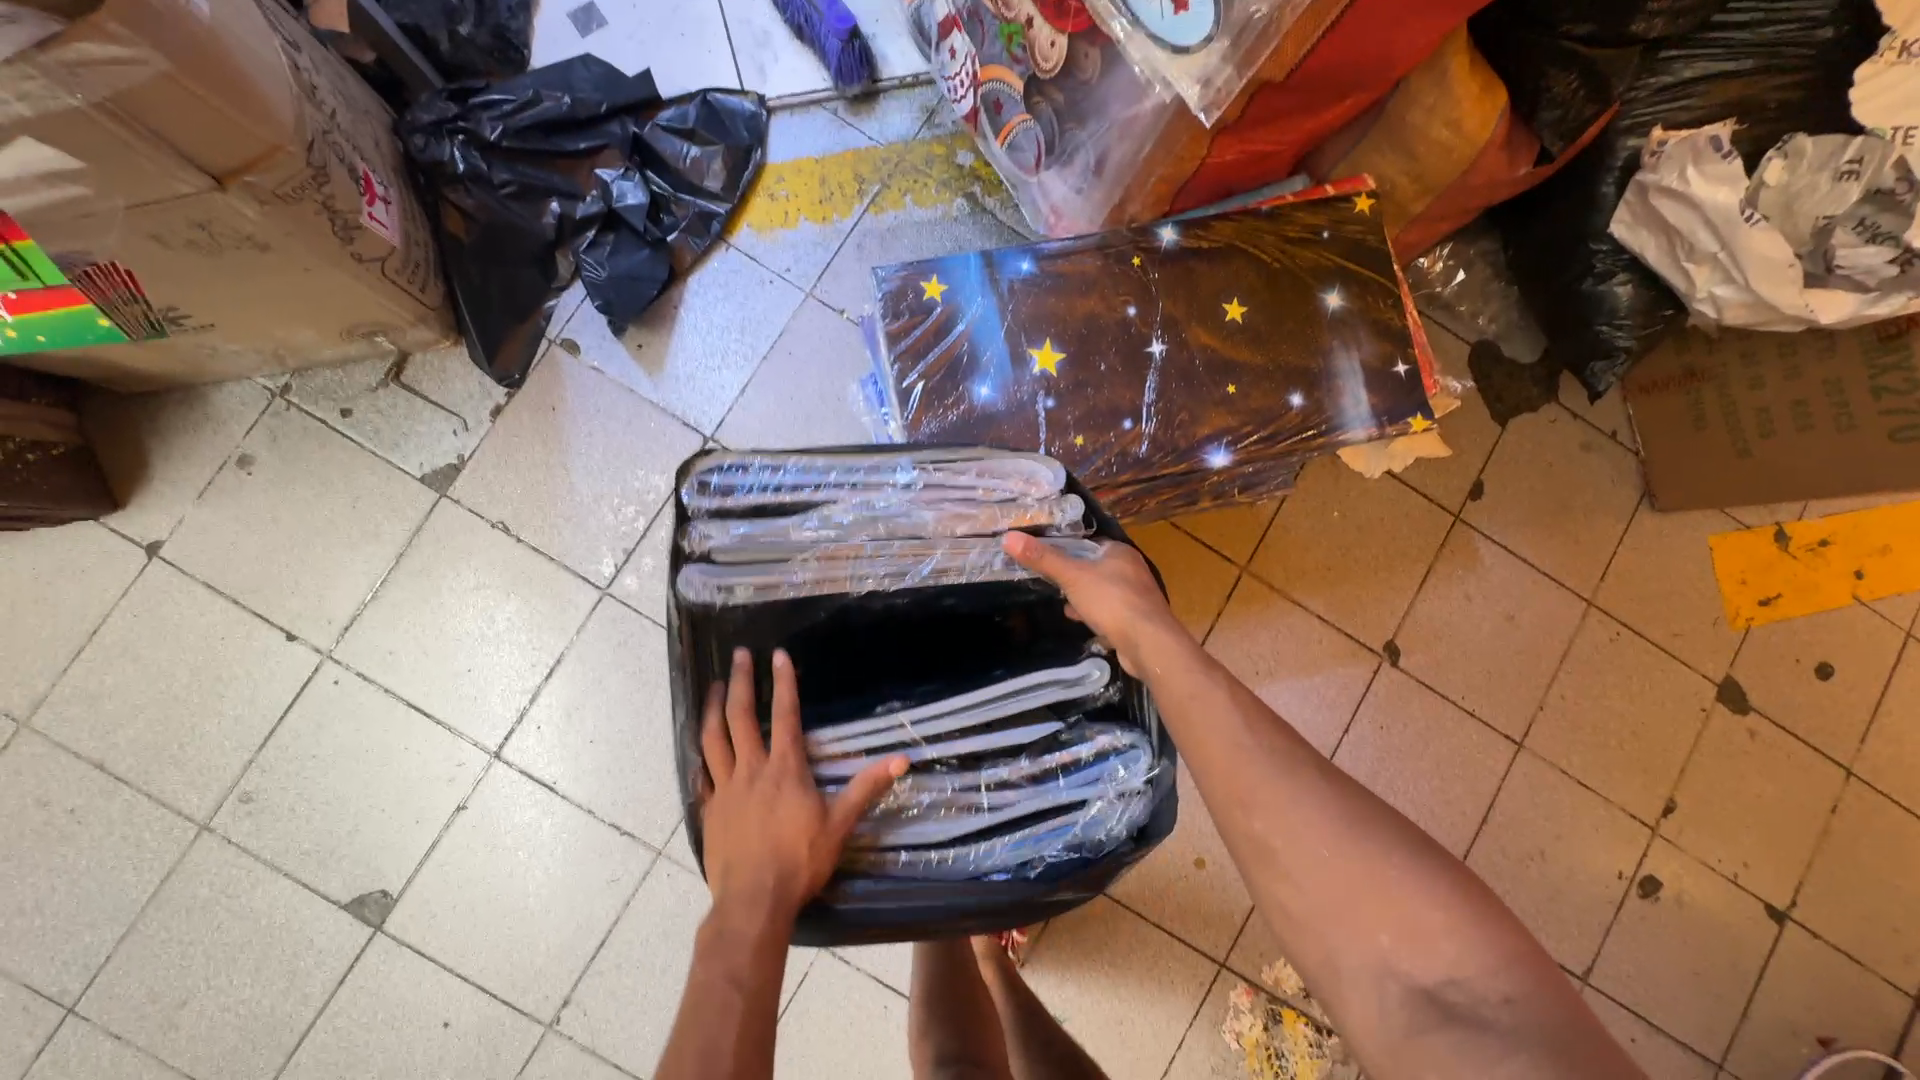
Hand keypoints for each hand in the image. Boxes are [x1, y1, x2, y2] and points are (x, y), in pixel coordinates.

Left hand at [699, 647, 906, 926]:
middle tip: (739, 655)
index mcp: (786, 769)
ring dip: (713, 708)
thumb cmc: (800, 862)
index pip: (785, 714)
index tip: (778, 655)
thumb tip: (901, 760)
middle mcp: (752, 770)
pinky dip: (702, 756)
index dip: (783, 682)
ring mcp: (726, 789)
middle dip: (741, 682)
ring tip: (715, 686)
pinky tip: (700, 749)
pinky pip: (702, 775)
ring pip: (713, 738)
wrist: (753, 901)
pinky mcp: (711, 810)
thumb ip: (866, 788)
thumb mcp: (840, 824)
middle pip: (740, 716)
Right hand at [1001, 532, 1184, 674]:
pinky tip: (1083, 624)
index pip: (1089, 545)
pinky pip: (1111, 614)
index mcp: (1120, 552)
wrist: (1149, 643)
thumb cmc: (1111, 602)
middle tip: (1052, 585)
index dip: (1068, 551)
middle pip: (1095, 569)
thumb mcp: (1072, 577)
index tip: (1047, 559)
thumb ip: (1043, 559)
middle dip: (1074, 579)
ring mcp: (1137, 597)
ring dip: (1084, 600)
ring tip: (1065, 606)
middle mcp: (1132, 570)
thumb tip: (1009, 537)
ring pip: (1102, 593)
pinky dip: (1096, 618)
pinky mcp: (1137, 621)